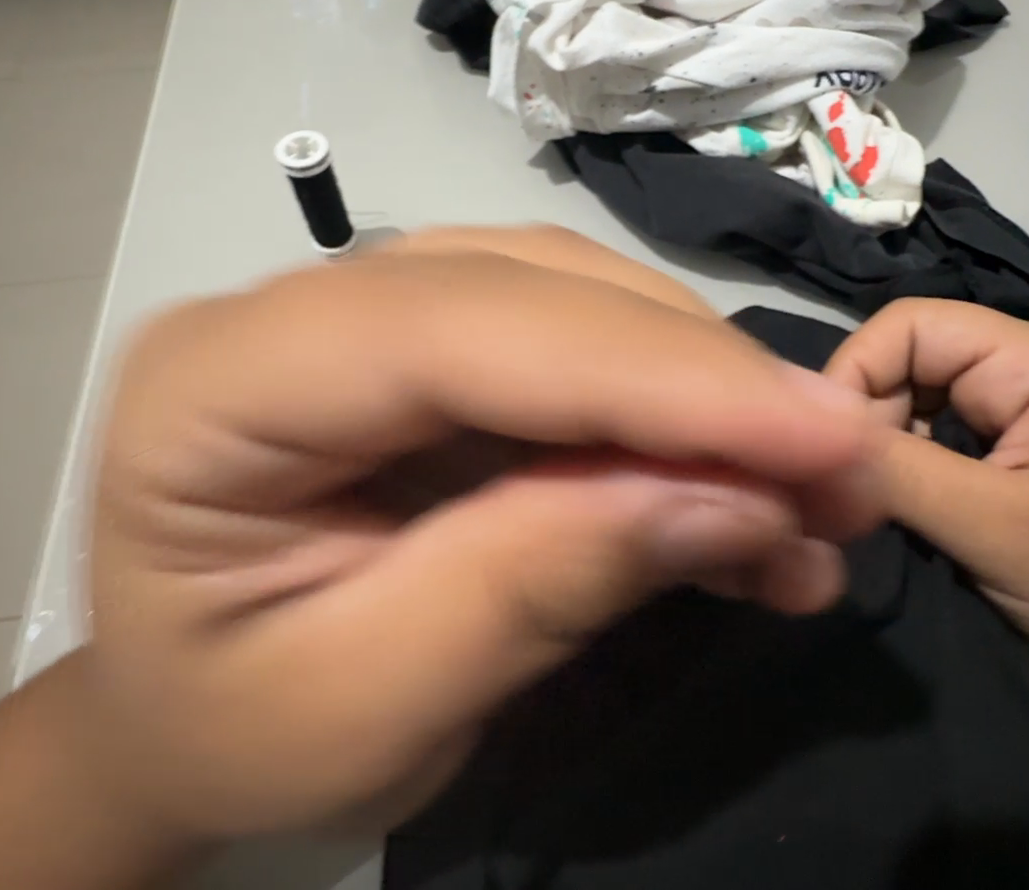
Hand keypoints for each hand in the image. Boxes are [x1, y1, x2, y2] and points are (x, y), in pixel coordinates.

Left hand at [82, 226, 873, 839]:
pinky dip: (670, 422)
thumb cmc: (232, 730)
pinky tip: (744, 503)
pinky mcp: (431, 358)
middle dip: (699, 382)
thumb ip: (533, 587)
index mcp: (215, 388)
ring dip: (702, 396)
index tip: (818, 432)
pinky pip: (571, 356)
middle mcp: (290, 317)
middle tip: (846, 472)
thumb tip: (730, 499)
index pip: (452, 332)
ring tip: (813, 499)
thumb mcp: (367, 706)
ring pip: (569, 306)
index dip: (648, 374)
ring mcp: (366, 322)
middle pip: (526, 297)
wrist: (182, 718)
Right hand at [825, 298, 1028, 696]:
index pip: (907, 325)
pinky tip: (910, 514)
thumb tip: (809, 439)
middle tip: (854, 494)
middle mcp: (1023, 370)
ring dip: (884, 451)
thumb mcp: (1004, 531)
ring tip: (878, 509)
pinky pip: (934, 439)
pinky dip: (907, 472)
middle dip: (865, 420)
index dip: (853, 372)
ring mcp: (1020, 412)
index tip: (826, 451)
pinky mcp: (1015, 452)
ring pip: (912, 403)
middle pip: (904, 361)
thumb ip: (900, 474)